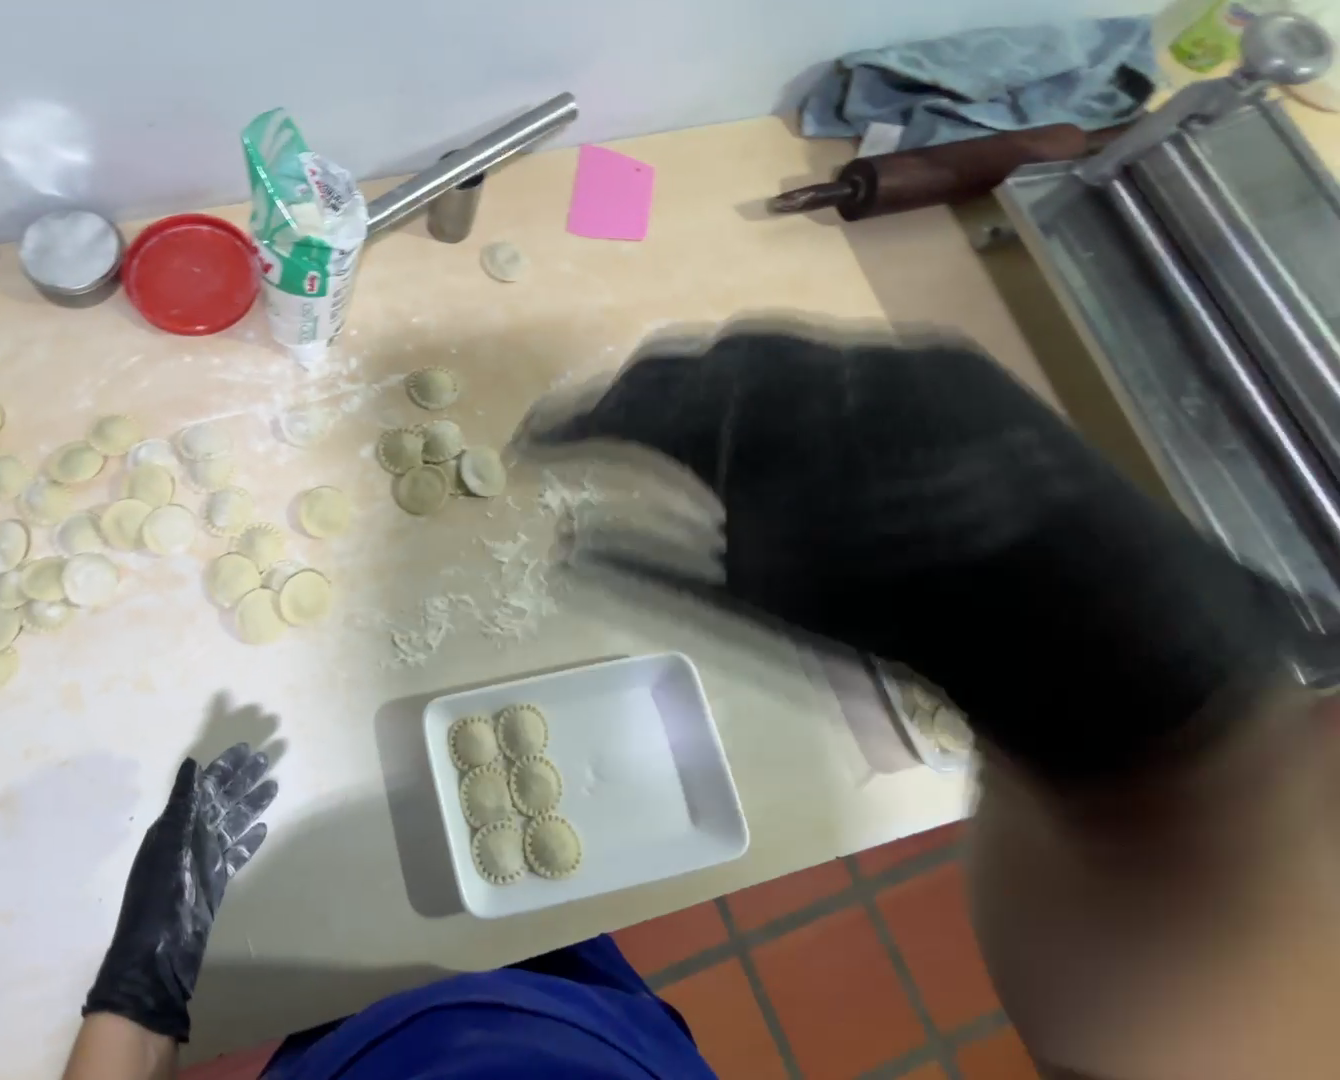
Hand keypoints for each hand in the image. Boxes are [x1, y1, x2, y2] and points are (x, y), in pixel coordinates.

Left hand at [83, 743, 275, 1040]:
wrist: (156, 953)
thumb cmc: (158, 894)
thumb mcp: (168, 842)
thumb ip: (182, 804)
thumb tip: (193, 764)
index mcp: (176, 823)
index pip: (206, 785)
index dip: (226, 765)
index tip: (247, 747)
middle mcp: (191, 836)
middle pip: (223, 800)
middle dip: (244, 779)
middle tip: (268, 757)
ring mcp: (204, 859)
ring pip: (233, 823)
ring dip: (252, 804)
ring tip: (273, 785)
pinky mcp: (215, 882)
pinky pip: (236, 854)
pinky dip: (249, 840)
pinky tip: (264, 828)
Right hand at [525, 325, 1301, 783]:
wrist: (1074, 614)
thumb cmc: (890, 623)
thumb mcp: (751, 605)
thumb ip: (650, 565)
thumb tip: (563, 549)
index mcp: (753, 437)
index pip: (628, 409)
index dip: (570, 426)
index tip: (530, 447)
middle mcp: (806, 373)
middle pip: (683, 362)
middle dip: (629, 396)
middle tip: (598, 431)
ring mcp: (875, 356)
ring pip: (752, 350)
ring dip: (700, 385)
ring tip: (679, 423)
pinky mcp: (932, 358)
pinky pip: (819, 355)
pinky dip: (771, 384)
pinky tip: (774, 422)